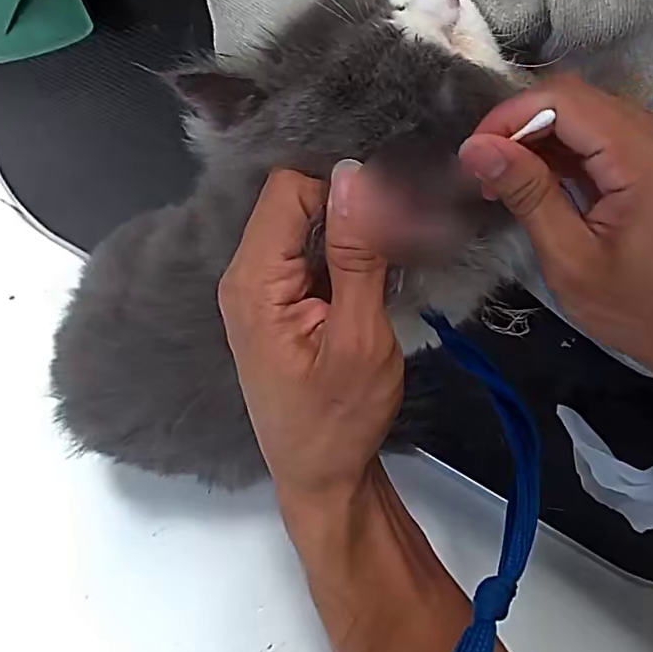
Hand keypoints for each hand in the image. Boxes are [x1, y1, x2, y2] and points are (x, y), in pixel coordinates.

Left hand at [218, 164, 402, 506]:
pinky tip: (378, 282)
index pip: (290, 190)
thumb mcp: (360, 336)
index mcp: (256, 282)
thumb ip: (356, 257)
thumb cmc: (342, 416)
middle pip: (298, 205)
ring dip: (356, 237)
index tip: (392, 219)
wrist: (324, 472)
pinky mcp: (284, 304)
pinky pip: (315, 257)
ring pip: (310, 230)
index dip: (344, 193)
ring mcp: (264, 291)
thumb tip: (355, 179)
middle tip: (404, 242)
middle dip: (353, 213)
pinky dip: (351, 259)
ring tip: (396, 263)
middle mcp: (248, 277)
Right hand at [456, 73, 652, 378]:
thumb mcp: (570, 260)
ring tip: (512, 183)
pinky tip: (545, 180)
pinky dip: (570, 149)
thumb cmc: (634, 308)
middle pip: (579, 101)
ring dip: (544, 139)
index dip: (512, 115)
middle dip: (524, 128)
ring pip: (590, 112)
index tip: (477, 152)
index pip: (568, 101)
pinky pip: (608, 131)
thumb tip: (477, 147)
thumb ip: (528, 194)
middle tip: (490, 174)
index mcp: (649, 162)